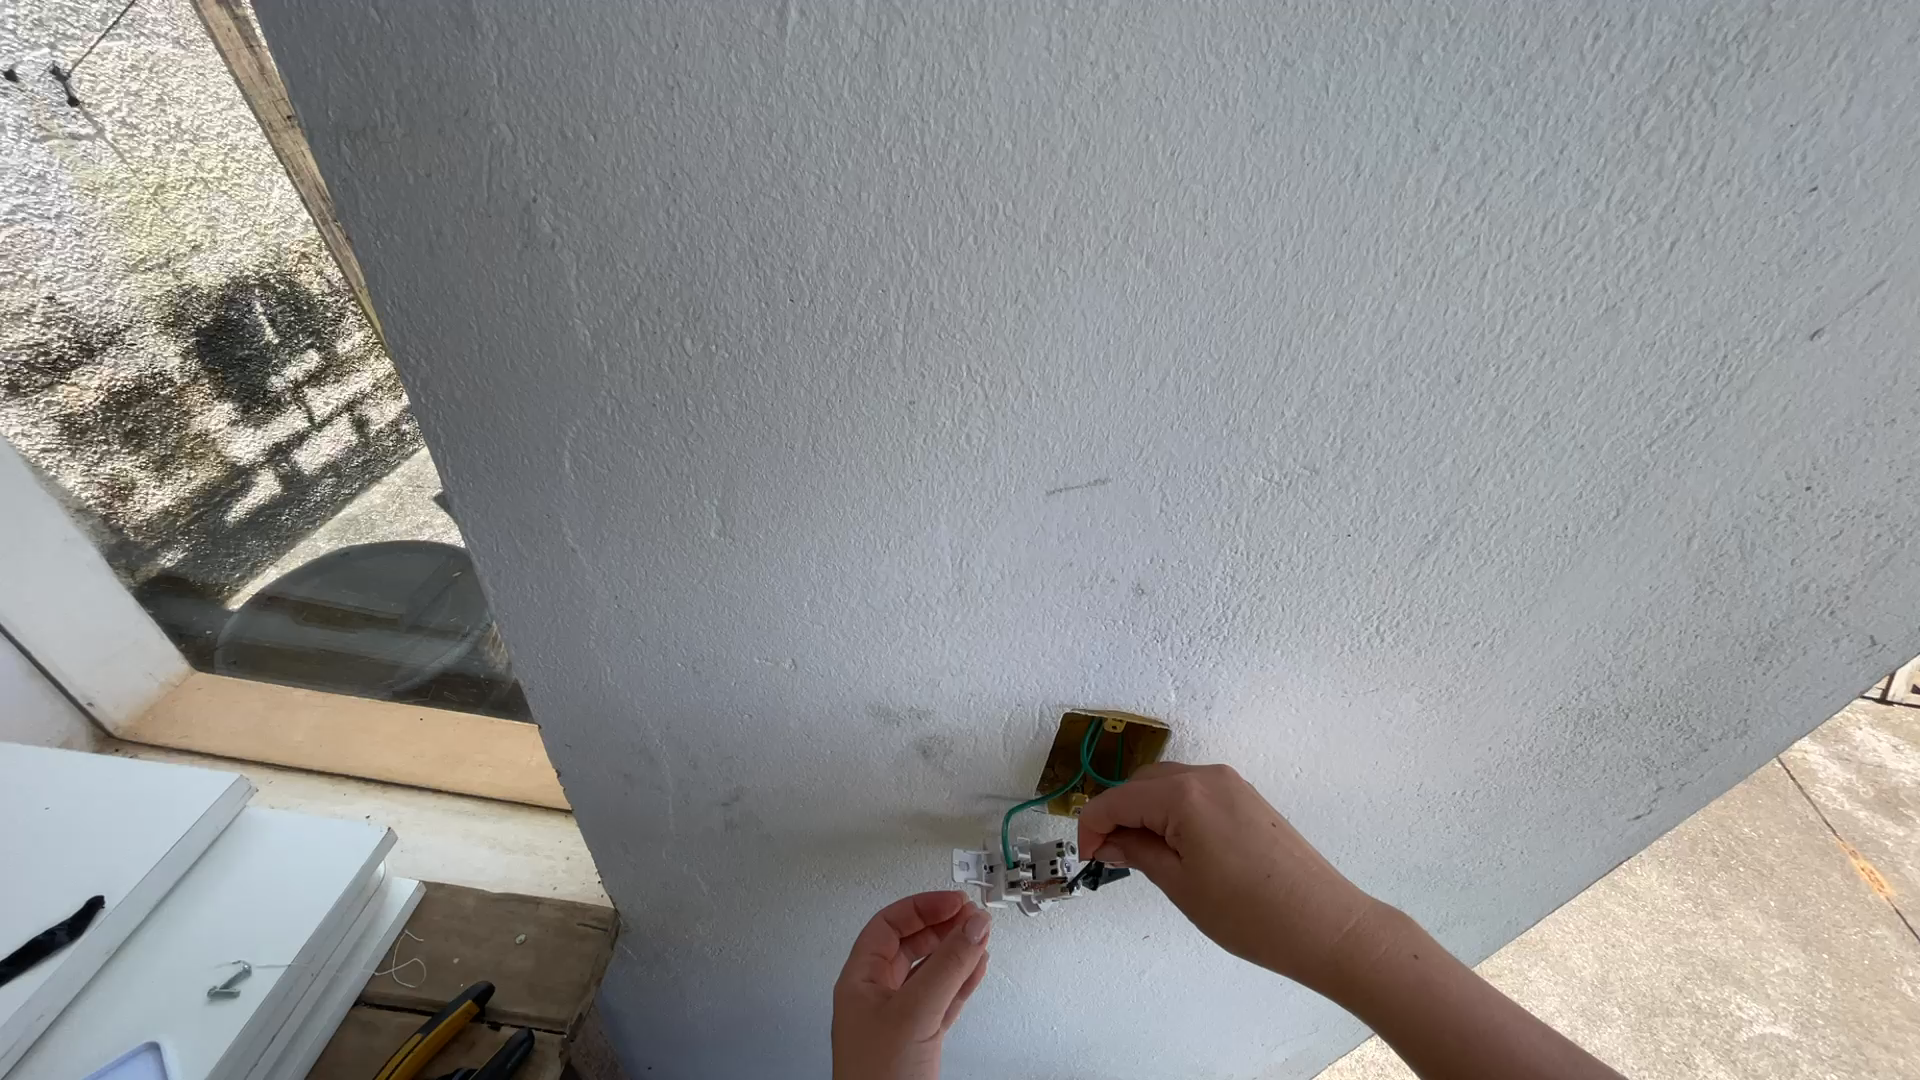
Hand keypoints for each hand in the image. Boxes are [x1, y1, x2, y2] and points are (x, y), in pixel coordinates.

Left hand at [831, 891, 990, 1079]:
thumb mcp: (913, 1012)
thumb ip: (946, 966)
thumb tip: (972, 925)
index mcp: (859, 980)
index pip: (889, 924)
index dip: (922, 907)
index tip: (954, 901)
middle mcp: (877, 994)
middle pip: (912, 944)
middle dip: (943, 926)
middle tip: (972, 915)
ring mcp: (900, 1017)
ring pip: (932, 969)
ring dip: (958, 950)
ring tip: (981, 935)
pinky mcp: (921, 1039)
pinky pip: (944, 996)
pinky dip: (963, 978)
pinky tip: (977, 966)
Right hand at [1076, 762, 1378, 989]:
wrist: (1327, 925)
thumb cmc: (1249, 913)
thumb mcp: (1180, 885)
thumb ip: (1136, 852)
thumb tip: (1107, 841)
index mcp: (1182, 794)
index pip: (1117, 799)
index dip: (1092, 826)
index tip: (1088, 857)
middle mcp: (1204, 775)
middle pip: (1140, 783)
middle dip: (1118, 814)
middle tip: (1111, 855)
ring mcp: (1229, 782)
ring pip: (1166, 783)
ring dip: (1145, 810)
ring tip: (1142, 852)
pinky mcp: (1246, 796)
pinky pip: (1193, 790)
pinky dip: (1173, 809)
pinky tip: (1176, 844)